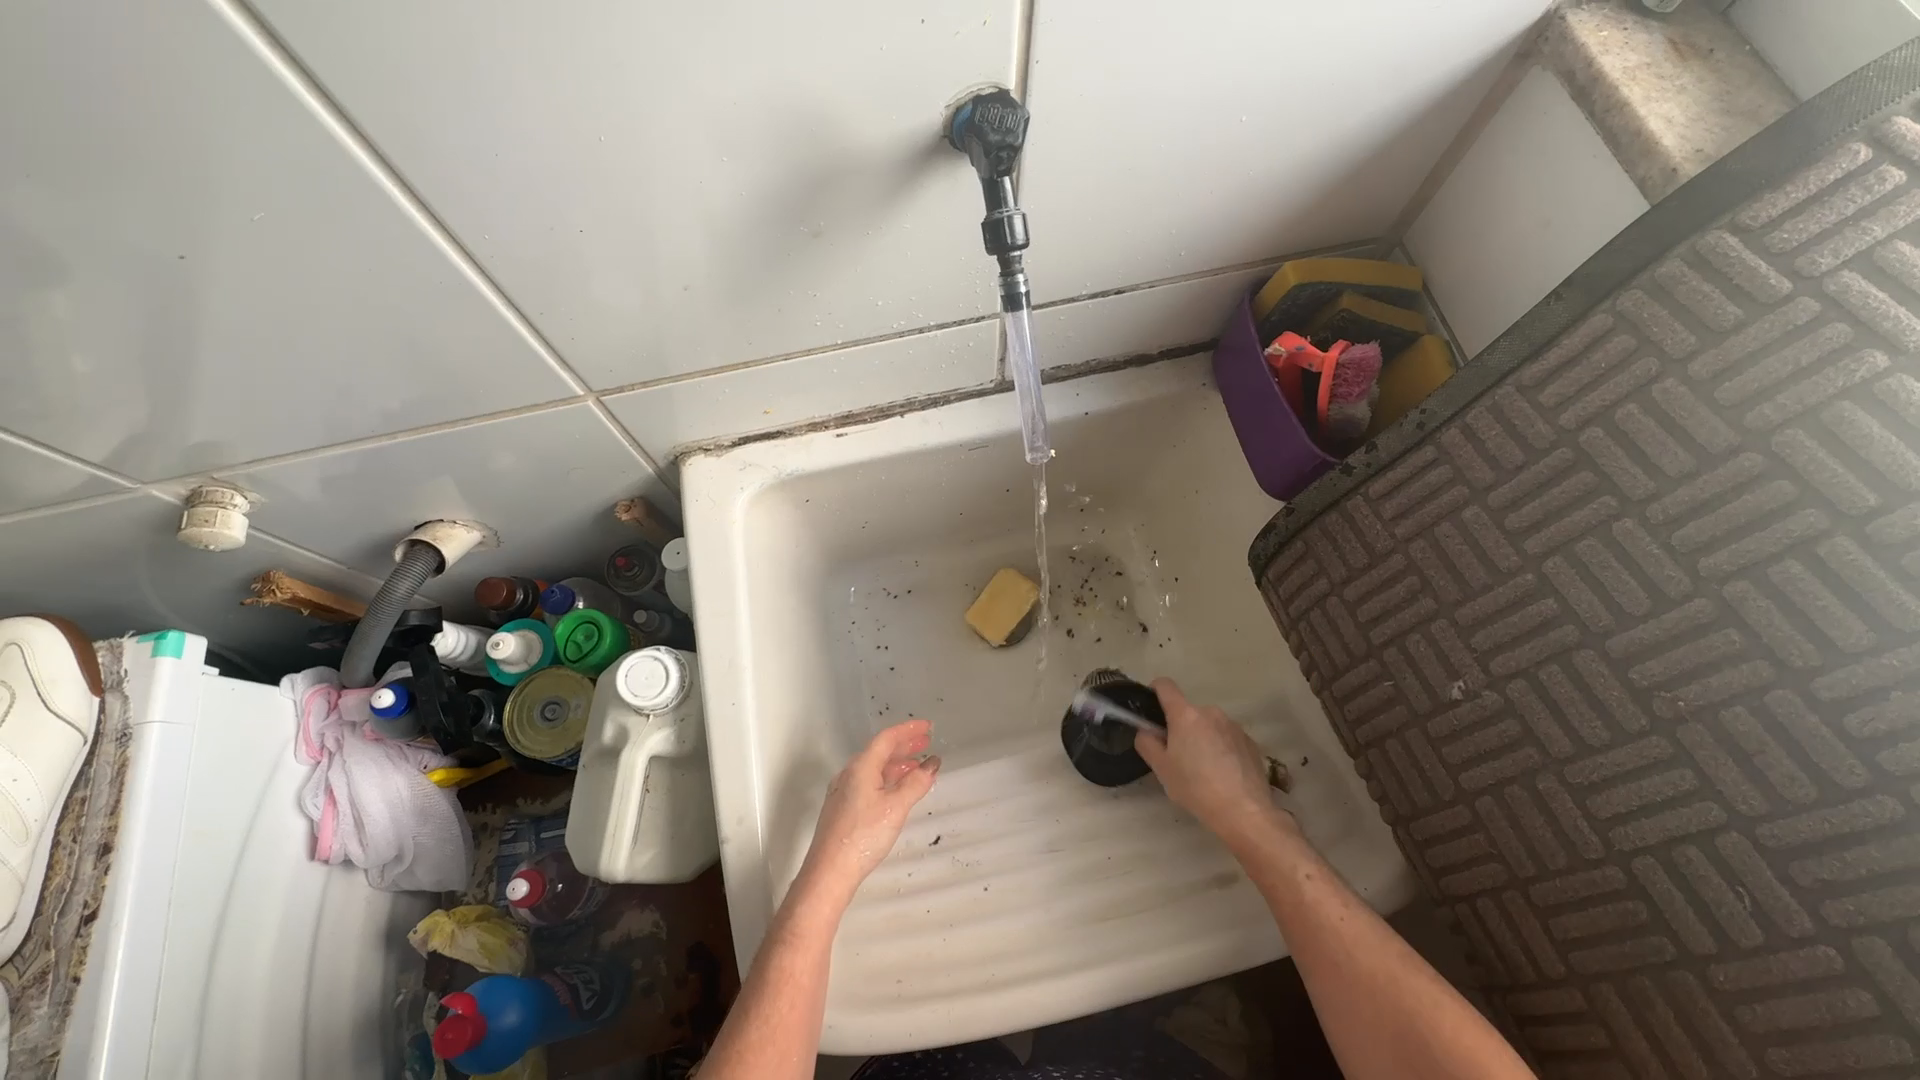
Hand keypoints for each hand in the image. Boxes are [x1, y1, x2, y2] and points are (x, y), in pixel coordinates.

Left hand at [796, 720, 940, 907]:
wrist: (830, 871)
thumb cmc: (862, 837)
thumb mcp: (896, 807)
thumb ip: (916, 783)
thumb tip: (931, 764)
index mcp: (860, 768)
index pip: (887, 739)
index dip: (908, 730)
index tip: (927, 727)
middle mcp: (849, 775)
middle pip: (879, 751)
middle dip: (904, 745)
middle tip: (925, 742)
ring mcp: (843, 792)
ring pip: (874, 768)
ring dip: (896, 764)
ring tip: (917, 767)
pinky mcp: (842, 809)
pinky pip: (868, 783)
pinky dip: (887, 780)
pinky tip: (896, 792)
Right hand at [1135, 679, 1291, 848]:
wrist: (1243, 811)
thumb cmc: (1195, 787)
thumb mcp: (1161, 768)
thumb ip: (1147, 742)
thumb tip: (1147, 730)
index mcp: (1186, 715)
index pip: (1165, 686)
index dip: (1154, 692)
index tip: (1152, 712)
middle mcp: (1211, 712)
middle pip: (1188, 712)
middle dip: (1180, 728)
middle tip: (1178, 757)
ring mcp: (1234, 726)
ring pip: (1209, 726)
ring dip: (1202, 738)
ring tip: (1204, 770)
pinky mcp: (1250, 741)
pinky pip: (1227, 738)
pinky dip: (1221, 749)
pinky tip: (1224, 774)